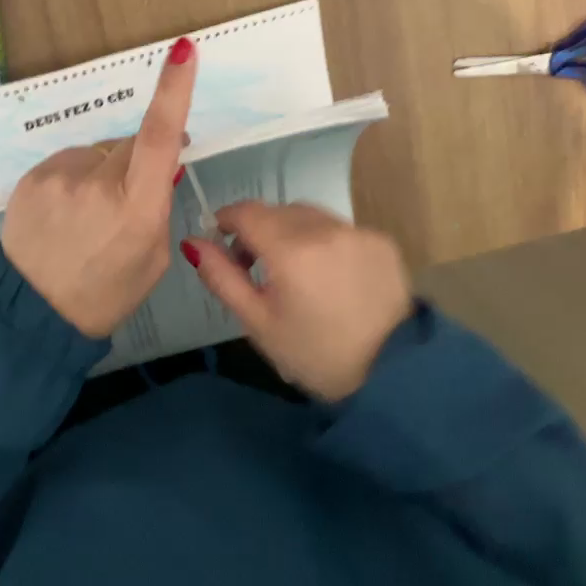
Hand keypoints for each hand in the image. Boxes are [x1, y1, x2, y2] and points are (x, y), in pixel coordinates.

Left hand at [1, 37, 197, 338]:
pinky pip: (68, 163)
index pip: (157, 137)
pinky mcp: (32, 178)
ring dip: (101, 171)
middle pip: (129, 144)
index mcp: (136, 209)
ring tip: (87, 215)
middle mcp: (96, 185)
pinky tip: (65, 213)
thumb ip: (158, 204)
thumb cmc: (108, 292)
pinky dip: (74, 179)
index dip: (172, 91)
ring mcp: (58, 178)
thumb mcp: (153, 256)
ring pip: (97, 154)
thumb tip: (162, 160)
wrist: (35, 313)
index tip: (181, 51)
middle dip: (136, 161)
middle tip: (127, 199)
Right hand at [182, 202, 412, 400]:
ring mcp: (357, 232)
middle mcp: (325, 229)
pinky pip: (339, 228)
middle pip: (277, 211)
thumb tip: (193, 242)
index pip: (246, 212)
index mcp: (290, 250)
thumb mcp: (258, 323)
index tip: (220, 241)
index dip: (226, 220)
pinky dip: (324, 241)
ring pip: (309, 215)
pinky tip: (328, 276)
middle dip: (258, 230)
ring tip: (292, 271)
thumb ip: (222, 277)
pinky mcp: (381, 241)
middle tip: (253, 267)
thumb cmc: (314, 355)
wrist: (392, 374)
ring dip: (291, 231)